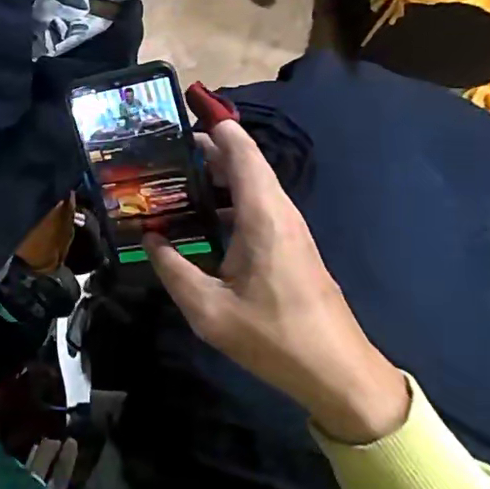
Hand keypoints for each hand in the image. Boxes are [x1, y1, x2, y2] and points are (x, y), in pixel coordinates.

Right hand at [146, 117, 410, 444]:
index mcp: (262, 214)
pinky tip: (198, 216)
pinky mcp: (288, 244)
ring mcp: (287, 227)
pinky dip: (224, 197)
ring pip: (247, 183)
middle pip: (241, 161)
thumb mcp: (209, 309)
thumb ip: (172, 268)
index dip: (213, 125)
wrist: (339, 375)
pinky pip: (253, 204)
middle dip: (201, 149)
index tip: (179, 113)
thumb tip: (150, 238)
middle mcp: (278, 211)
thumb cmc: (275, 338)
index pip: (240, 150)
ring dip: (212, 175)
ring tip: (169, 178)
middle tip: (157, 151)